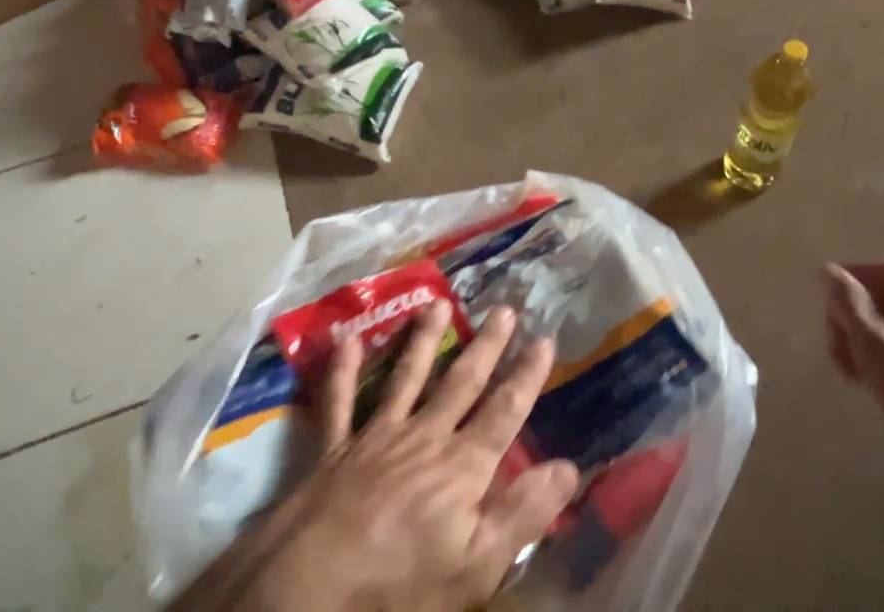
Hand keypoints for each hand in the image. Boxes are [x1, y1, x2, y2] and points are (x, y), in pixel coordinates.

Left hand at [172, 301, 579, 611]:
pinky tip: (345, 339)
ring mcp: (377, 435)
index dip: (526, 376)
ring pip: (406, 377)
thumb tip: (568, 467)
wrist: (315, 579)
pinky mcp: (337, 445)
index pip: (504, 412)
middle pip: (460, 383)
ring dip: (422, 340)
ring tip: (436, 305)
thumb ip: (522, 514)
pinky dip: (341, 370)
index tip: (544, 339)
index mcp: (461, 466)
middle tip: (503, 309)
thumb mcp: (477, 564)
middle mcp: (423, 437)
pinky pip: (339, 400)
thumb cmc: (402, 579)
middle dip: (486, 346)